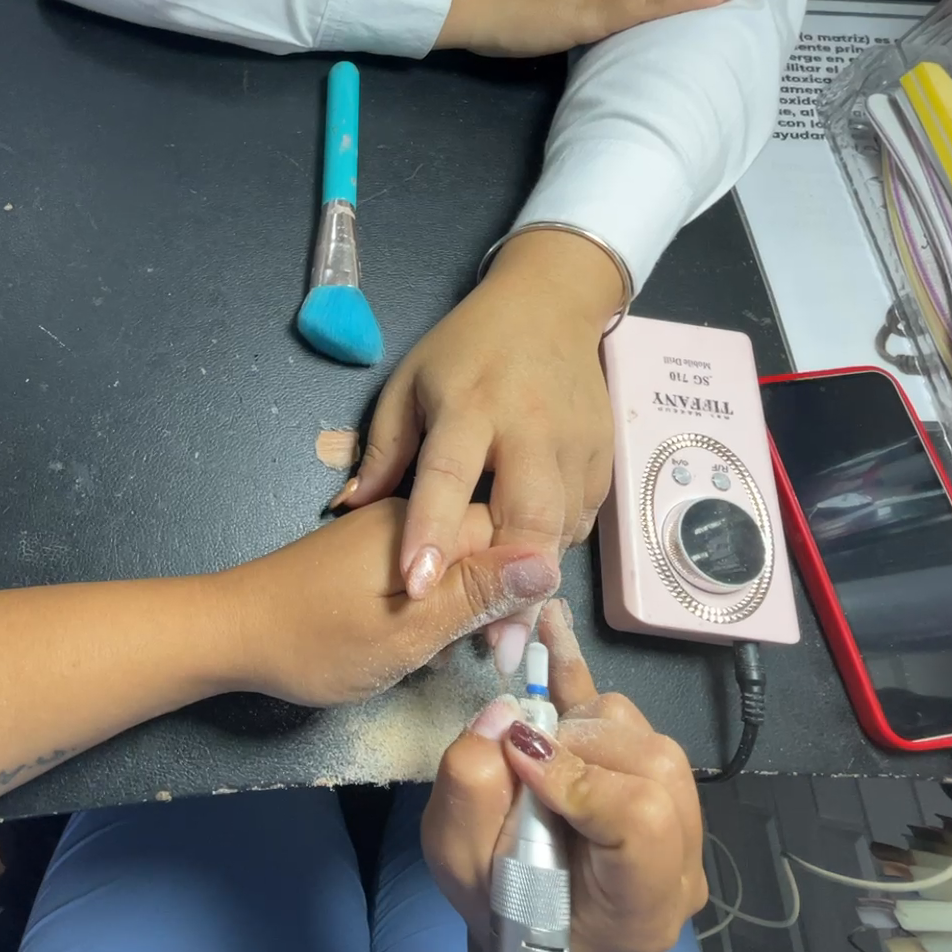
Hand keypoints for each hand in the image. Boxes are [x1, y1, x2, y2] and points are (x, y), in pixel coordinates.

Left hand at [220, 499, 560, 706]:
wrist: (229, 629)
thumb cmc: (317, 640)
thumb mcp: (406, 630)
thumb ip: (475, 594)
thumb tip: (547, 561)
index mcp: (419, 522)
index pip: (509, 534)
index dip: (521, 590)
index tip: (506, 645)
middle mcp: (402, 514)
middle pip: (481, 547)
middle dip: (489, 603)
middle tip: (475, 655)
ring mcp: (379, 531)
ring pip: (449, 562)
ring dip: (457, 609)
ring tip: (438, 653)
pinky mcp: (361, 551)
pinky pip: (417, 570)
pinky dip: (426, 606)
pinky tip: (412, 640)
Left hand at [340, 229, 619, 673]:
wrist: (549, 305)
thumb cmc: (462, 350)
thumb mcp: (408, 387)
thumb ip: (384, 450)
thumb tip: (347, 507)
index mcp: (468, 405)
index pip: (445, 474)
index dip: (430, 531)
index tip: (415, 586)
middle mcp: (528, 426)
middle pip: (528, 512)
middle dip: (512, 578)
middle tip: (495, 645)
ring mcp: (575, 442)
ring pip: (563, 527)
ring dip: (538, 582)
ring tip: (512, 635)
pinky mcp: (604, 455)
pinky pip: (582, 520)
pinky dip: (558, 553)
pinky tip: (534, 580)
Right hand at [422, 605, 706, 951]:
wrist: (526, 918)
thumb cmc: (494, 903)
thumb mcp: (457, 861)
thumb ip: (472, 791)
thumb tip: (504, 712)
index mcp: (639, 900)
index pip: (644, 819)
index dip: (577, 775)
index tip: (516, 756)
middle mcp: (678, 856)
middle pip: (651, 762)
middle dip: (573, 739)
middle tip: (517, 746)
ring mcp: (675, 813)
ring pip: (640, 730)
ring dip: (576, 718)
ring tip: (530, 729)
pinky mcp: (643, 770)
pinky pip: (622, 713)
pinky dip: (580, 669)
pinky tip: (551, 622)